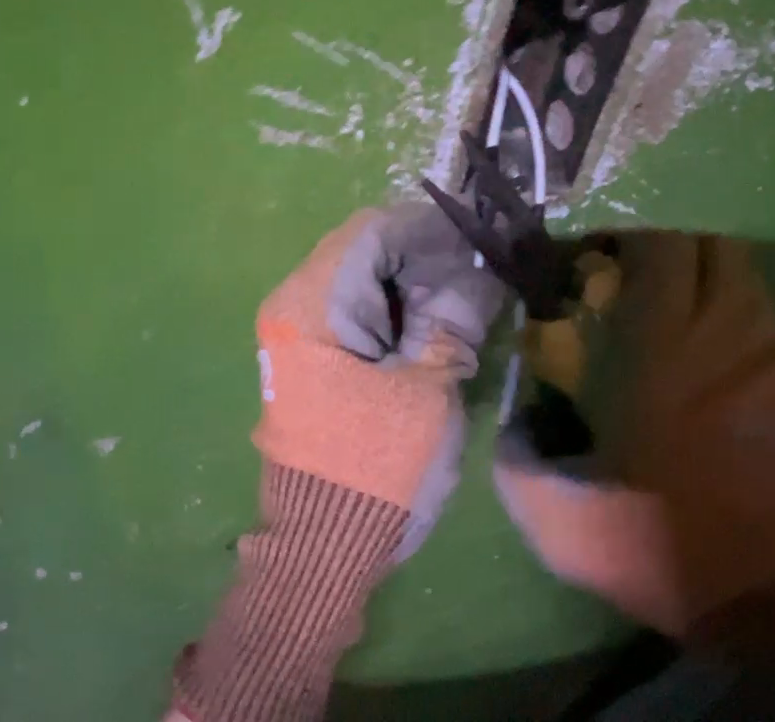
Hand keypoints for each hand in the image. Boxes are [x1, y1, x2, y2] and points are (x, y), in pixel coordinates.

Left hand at [171, 203, 505, 721]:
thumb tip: (480, 273)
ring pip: (360, 281)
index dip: (429, 229)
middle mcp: (293, 306)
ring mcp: (296, 332)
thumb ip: (452, 321)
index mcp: (312, 305)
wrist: (321, 544)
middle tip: (476, 278)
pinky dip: (394, 312)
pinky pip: (354, 313)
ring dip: (410, 285)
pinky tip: (430, 328)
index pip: (372, 233)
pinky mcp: (309, 357)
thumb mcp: (427, 389)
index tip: (478, 240)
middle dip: (423, 258)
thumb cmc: (376, 466)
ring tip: (460, 305)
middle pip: (362, 253)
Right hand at [494, 232, 774, 712]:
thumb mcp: (560, 516)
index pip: (659, 245)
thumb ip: (520, 458)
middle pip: (716, 245)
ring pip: (752, 291)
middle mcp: (729, 333)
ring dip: (716, 297)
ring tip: (691, 341)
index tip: (598, 258)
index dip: (629, 236)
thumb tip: (512, 422)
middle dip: (679, 249)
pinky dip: (753, 351)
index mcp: (659, 346)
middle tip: (646, 283)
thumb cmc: (665, 543)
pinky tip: (736, 396)